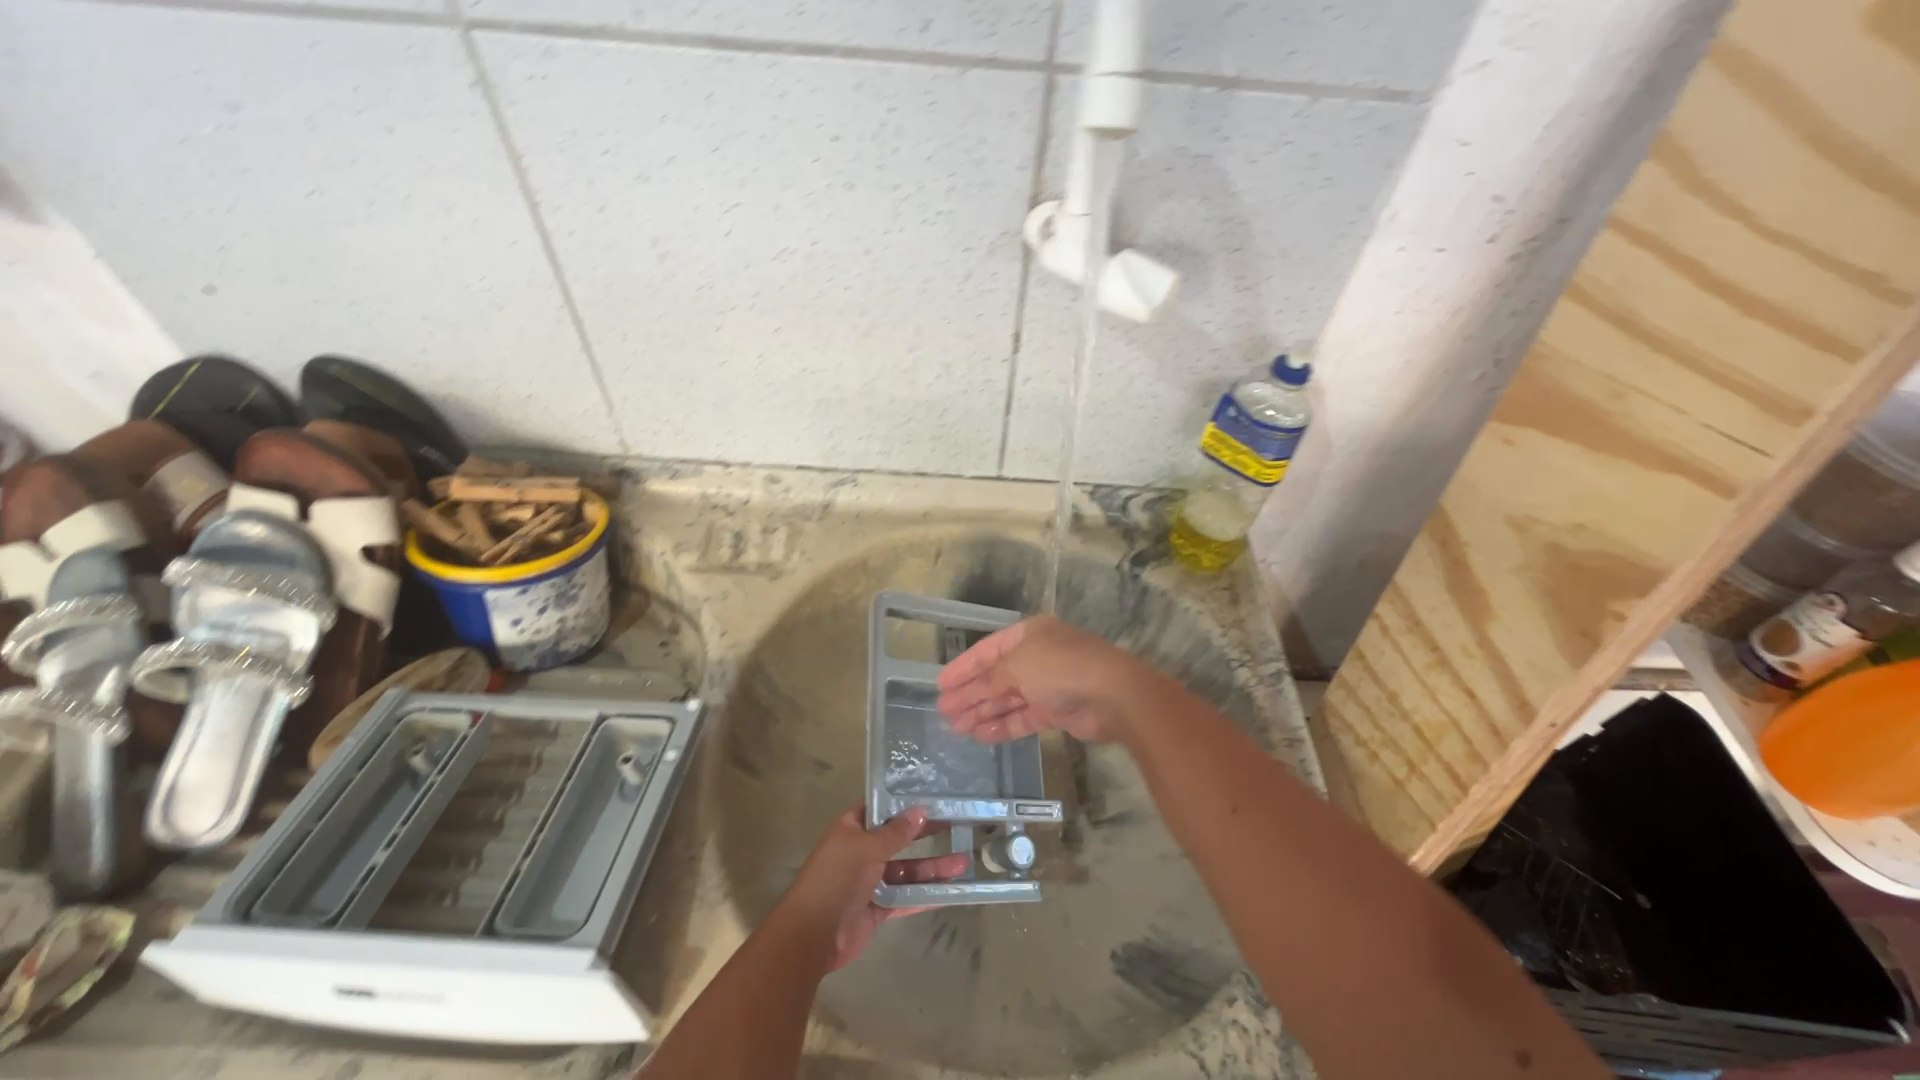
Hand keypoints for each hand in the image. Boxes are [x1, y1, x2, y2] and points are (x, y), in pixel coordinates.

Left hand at [779, 804, 969, 970]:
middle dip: (924, 834)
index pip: (878, 809)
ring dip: (932, 868)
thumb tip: (920, 811)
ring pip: (906, 870)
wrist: (814, 933)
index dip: (902, 803)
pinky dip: (925, 895)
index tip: (931, 797)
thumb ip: (895, 832)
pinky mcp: (877, 908)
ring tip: (963, 862)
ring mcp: (869, 882)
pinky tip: (951, 891)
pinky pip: (905, 897)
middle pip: (897, 839)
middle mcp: (859, 852)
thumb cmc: (837, 877)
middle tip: (956, 824)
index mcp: (850, 830)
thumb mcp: (867, 847)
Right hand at [934, 615, 1151, 743]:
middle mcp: (1037, 657)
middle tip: (943, 712)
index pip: (987, 650)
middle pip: (996, 677)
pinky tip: (980, 735)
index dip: (963, 667)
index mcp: (1028, 635)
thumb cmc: (1060, 668)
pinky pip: (1023, 718)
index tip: (940, 685)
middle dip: (970, 694)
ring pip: (1008, 699)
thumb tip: (971, 691)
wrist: (1112, 695)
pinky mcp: (1057, 711)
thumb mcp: (1016, 665)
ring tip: (956, 728)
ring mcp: (1048, 685)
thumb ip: (990, 679)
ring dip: (982, 712)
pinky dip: (1002, 726)